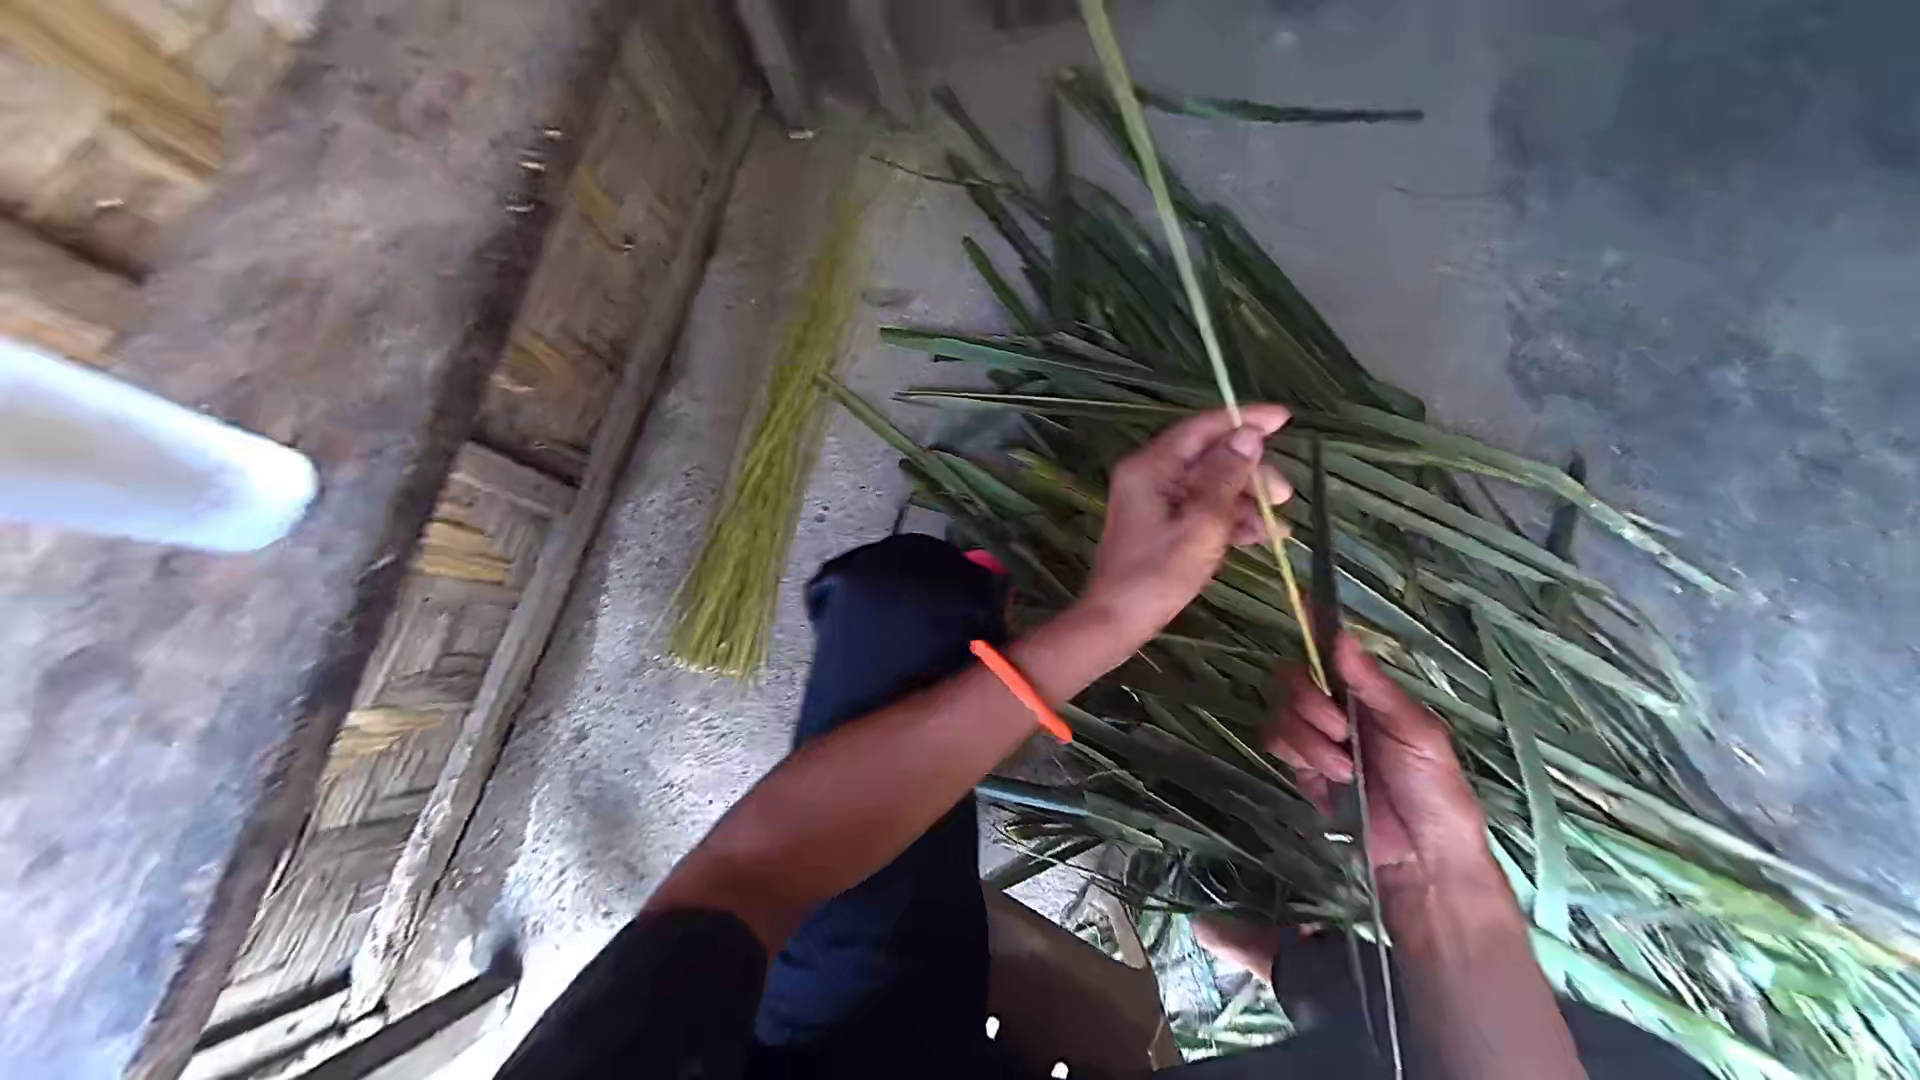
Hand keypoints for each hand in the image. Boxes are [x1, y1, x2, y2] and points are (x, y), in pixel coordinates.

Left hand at [1079, 405, 1291, 640]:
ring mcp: (1154, 501)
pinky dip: (1229, 520)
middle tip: (1283, 495)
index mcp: (1150, 467)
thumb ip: (1225, 476)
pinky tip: (1258, 538)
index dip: (1244, 420)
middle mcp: (1149, 476)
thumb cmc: (1158, 573)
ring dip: (1245, 502)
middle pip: (1209, 457)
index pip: (1201, 428)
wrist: (1118, 619)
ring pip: (1210, 486)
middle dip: (1250, 473)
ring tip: (1277, 528)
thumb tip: (1247, 434)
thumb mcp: (1201, 523)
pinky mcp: (1161, 525)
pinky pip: (1200, 510)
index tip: (1285, 419)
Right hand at [1264, 635, 1491, 888]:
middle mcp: (1335, 707)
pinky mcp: (1297, 763)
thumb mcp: (1417, 731)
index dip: (1314, 628)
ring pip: (1281, 709)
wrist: (1420, 854)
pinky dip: (1296, 753)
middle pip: (1294, 678)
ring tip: (1345, 768)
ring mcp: (1313, 735)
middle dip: (1311, 703)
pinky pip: (1274, 738)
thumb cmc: (1434, 789)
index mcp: (1366, 693)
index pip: (1330, 651)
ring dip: (1311, 739)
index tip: (1300, 599)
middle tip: (1341, 730)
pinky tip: (1326, 774)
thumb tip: (1341, 636)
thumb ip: (1373, 686)